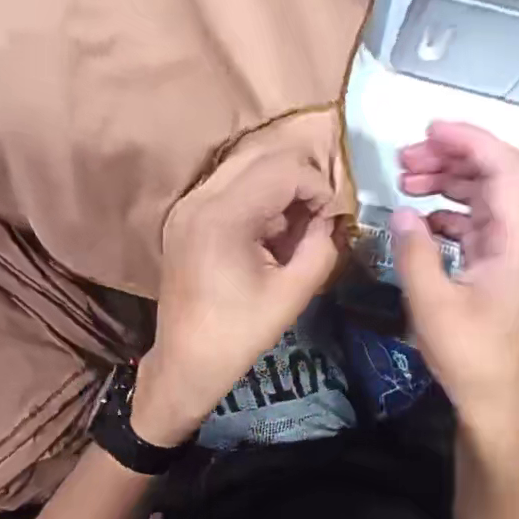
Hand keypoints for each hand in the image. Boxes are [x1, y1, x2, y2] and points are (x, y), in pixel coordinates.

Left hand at [132, 147, 341, 445]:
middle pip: (262, 156)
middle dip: (300, 181)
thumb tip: (332, 221)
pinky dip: (257, 200)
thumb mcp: (293, 295)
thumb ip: (321, 249)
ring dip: (279, 189)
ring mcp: (187, 205)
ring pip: (245, 168)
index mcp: (223, 217)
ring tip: (295, 228)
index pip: (283, 169)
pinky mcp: (184, 217)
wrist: (187, 362)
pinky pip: (229, 188)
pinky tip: (269, 234)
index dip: (318, 187)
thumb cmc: (240, 334)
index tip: (333, 219)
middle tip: (319, 217)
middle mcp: (199, 198)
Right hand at [390, 121, 518, 433]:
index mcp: (517, 240)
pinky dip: (447, 214)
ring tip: (405, 180)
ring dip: (446, 183)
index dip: (469, 139)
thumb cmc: (469, 356)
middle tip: (404, 160)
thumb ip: (415, 253)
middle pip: (493, 175)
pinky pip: (474, 225)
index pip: (504, 166)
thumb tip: (402, 214)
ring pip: (482, 198)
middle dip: (450, 157)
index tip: (428, 130)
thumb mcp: (432, 305)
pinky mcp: (496, 269)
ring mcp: (509, 254)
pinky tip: (420, 221)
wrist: (491, 398)